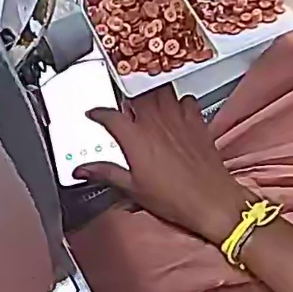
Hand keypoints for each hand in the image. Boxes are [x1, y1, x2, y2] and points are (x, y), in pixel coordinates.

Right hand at [74, 91, 252, 244]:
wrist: (210, 200)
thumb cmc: (173, 198)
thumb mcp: (132, 189)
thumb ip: (106, 173)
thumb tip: (82, 171)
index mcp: (135, 138)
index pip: (110, 116)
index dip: (99, 113)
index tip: (94, 114)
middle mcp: (156, 122)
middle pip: (136, 94)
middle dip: (127, 97)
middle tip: (123, 107)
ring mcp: (178, 119)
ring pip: (161, 91)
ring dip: (151, 94)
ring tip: (146, 102)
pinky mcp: (197, 122)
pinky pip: (186, 99)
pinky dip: (178, 101)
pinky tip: (175, 111)